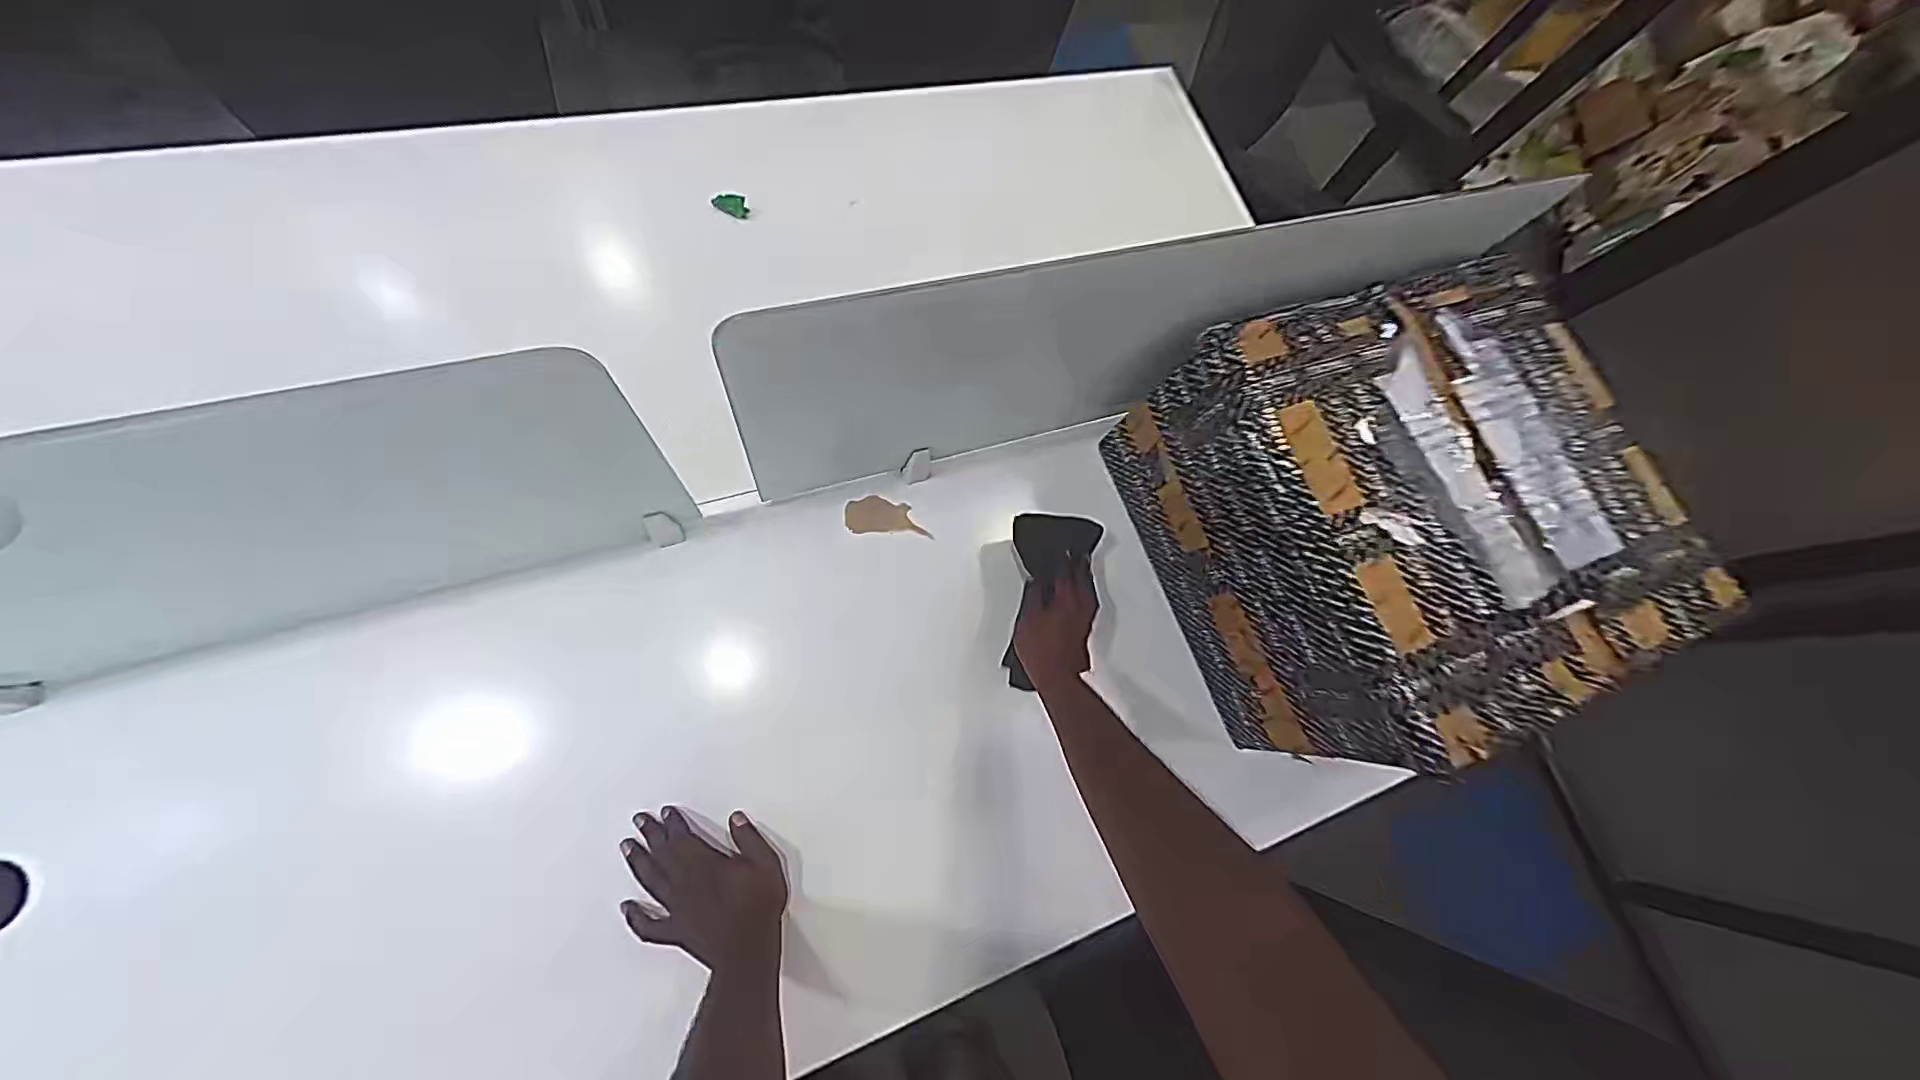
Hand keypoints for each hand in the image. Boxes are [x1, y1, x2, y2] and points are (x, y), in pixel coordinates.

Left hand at [622, 807, 788, 973]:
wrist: (748, 951)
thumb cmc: (759, 908)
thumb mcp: (766, 864)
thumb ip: (749, 839)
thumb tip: (736, 820)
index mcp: (706, 866)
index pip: (683, 838)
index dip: (673, 823)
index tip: (666, 812)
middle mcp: (686, 884)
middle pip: (662, 854)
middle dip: (650, 834)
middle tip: (639, 820)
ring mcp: (677, 909)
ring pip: (651, 881)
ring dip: (638, 862)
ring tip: (628, 848)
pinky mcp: (676, 931)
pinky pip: (648, 924)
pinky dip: (635, 916)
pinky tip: (627, 908)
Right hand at [1012, 561, 1097, 689]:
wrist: (1057, 676)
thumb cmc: (1043, 652)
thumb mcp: (1027, 619)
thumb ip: (1033, 596)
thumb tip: (1036, 582)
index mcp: (1065, 598)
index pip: (1065, 569)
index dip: (1061, 557)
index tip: (1060, 549)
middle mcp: (1079, 605)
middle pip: (1080, 575)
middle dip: (1076, 562)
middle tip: (1073, 551)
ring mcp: (1085, 616)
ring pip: (1086, 587)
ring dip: (1083, 574)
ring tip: (1079, 565)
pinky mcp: (1086, 626)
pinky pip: (1088, 599)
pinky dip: (1084, 590)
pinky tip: (1079, 591)